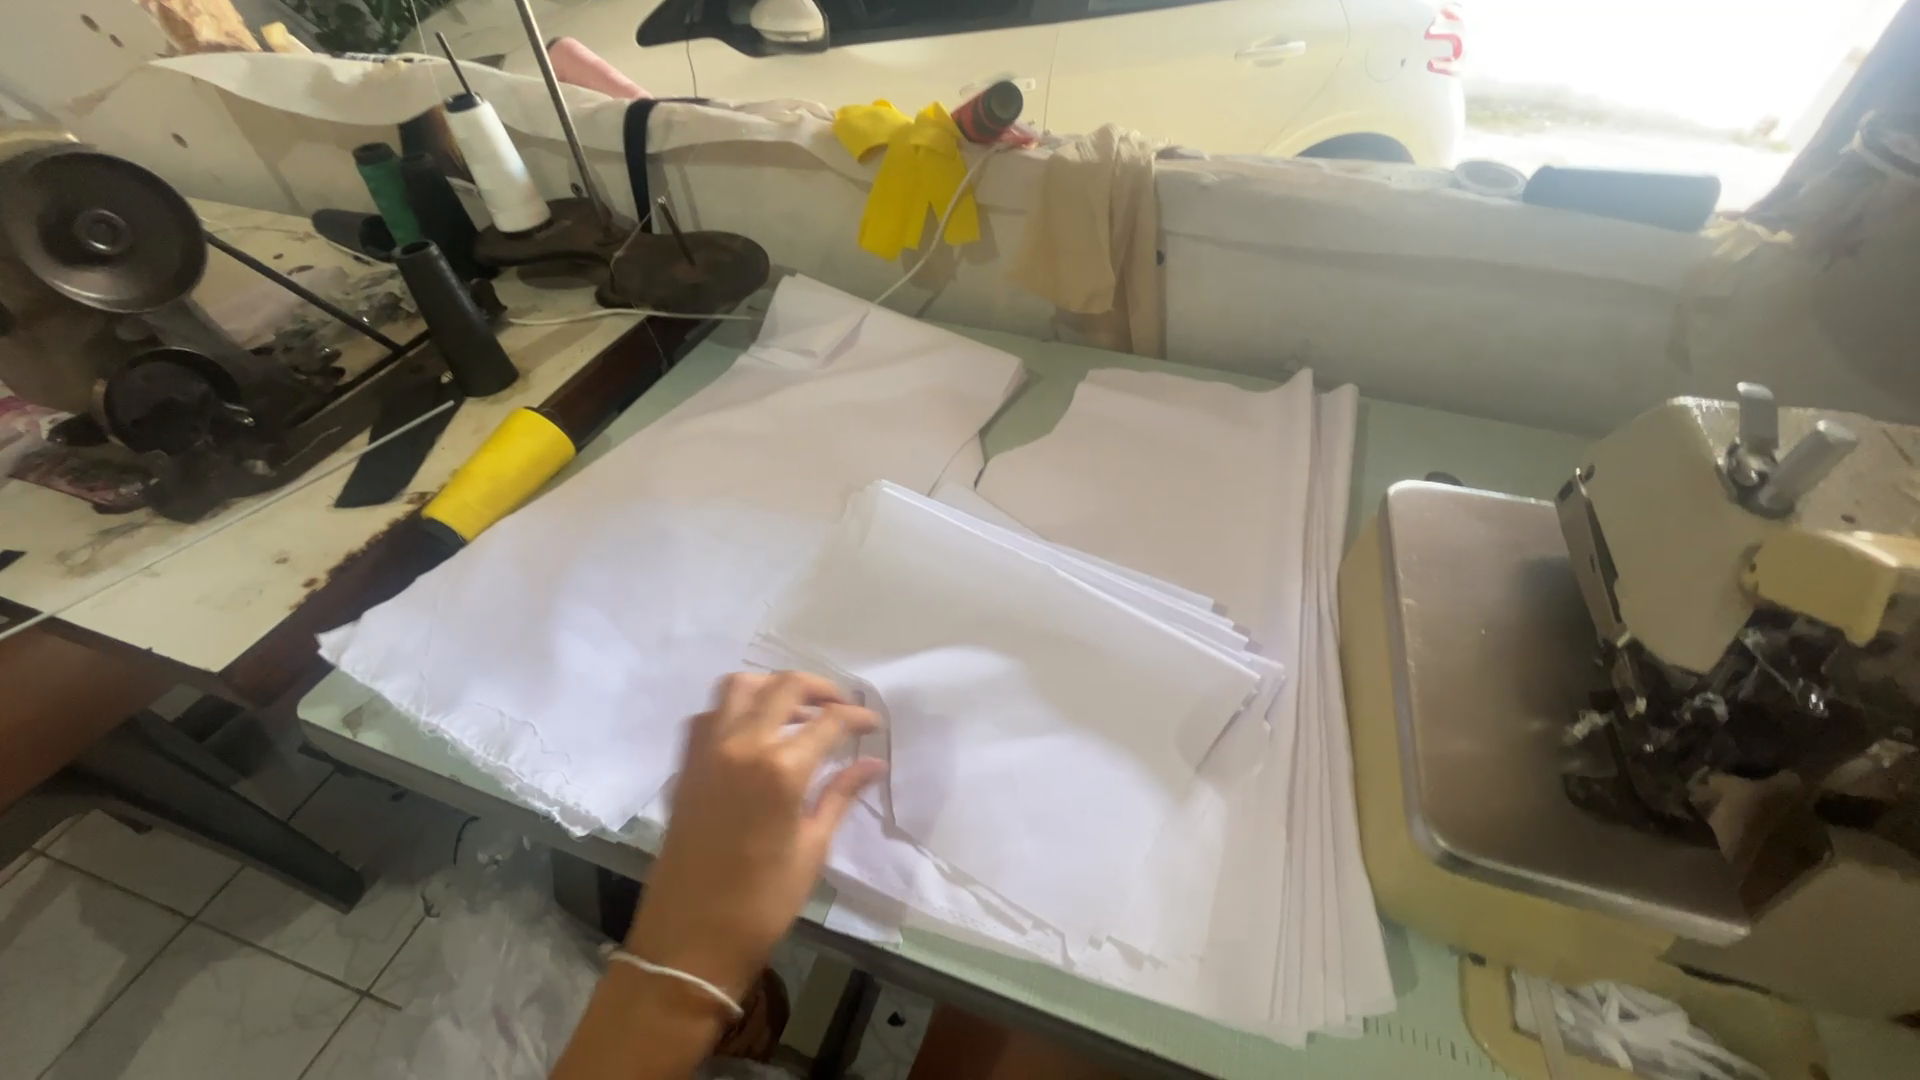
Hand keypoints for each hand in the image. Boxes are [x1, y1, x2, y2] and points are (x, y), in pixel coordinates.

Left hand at [626, 672, 884, 1000]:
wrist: (688, 942)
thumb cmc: (761, 903)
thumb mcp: (812, 848)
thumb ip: (840, 795)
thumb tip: (874, 765)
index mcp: (780, 770)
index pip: (829, 721)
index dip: (857, 718)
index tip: (873, 725)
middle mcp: (741, 745)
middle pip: (786, 687)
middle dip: (821, 689)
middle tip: (841, 707)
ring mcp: (707, 751)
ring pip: (740, 686)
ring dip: (773, 687)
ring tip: (796, 710)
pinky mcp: (685, 765)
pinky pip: (709, 714)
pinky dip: (734, 708)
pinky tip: (753, 733)